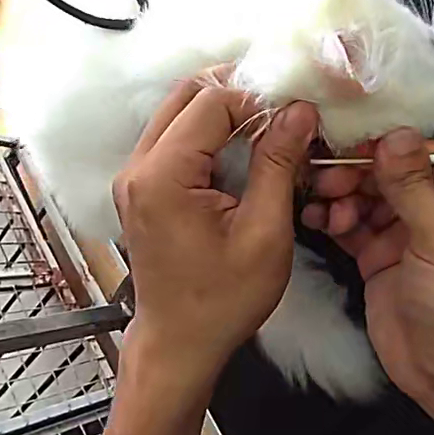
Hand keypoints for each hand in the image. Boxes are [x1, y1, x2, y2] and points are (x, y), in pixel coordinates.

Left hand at [114, 69, 316, 394]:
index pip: (211, 101)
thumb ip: (277, 165)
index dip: (258, 97)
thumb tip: (298, 112)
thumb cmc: (224, 300)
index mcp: (164, 177)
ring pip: (178, 112)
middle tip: (285, 107)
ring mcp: (135, 178)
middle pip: (186, 94)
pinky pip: (175, 139)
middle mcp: (138, 168)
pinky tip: (244, 149)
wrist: (180, 344)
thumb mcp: (264, 234)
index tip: (297, 112)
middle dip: (239, 91)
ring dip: (225, 109)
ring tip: (270, 126)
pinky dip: (211, 133)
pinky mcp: (143, 190)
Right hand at [303, 128, 433, 434]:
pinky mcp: (387, 262)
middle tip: (327, 179)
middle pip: (399, 176)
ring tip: (324, 205)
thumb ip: (416, 188)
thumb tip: (395, 135)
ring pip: (374, 199)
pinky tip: (318, 218)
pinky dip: (337, 220)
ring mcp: (416, 240)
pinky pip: (358, 228)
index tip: (350, 146)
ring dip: (345, 196)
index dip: (392, 150)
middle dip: (361, 174)